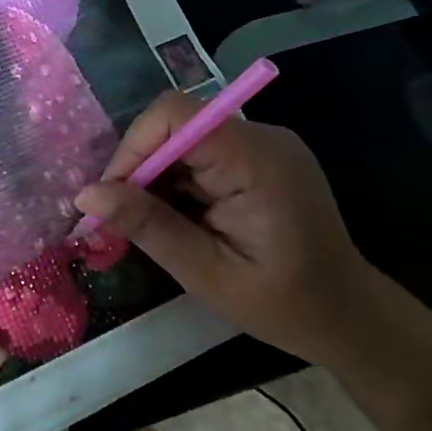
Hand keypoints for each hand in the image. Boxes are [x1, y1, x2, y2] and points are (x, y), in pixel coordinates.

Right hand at [74, 92, 380, 362]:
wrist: (346, 315)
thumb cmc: (283, 304)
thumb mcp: (206, 273)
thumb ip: (149, 226)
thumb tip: (85, 195)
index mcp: (257, 161)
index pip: (176, 115)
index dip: (133, 147)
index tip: (112, 197)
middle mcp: (260, 138)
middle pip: (173, 127)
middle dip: (137, 171)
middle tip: (118, 223)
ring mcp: (260, 146)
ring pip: (179, 142)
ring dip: (152, 181)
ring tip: (146, 229)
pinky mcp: (255, 159)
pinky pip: (197, 155)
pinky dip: (173, 185)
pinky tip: (174, 222)